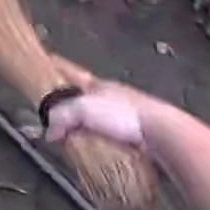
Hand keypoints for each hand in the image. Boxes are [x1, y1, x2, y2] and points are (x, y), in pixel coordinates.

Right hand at [44, 62, 169, 151]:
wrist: (161, 133)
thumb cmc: (123, 114)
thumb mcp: (83, 109)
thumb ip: (62, 116)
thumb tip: (50, 130)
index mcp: (95, 84)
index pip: (70, 71)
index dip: (58, 65)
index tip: (48, 60)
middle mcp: (108, 95)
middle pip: (80, 94)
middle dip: (67, 101)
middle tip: (53, 113)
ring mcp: (120, 113)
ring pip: (93, 115)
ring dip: (81, 124)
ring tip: (70, 137)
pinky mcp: (130, 133)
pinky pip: (105, 134)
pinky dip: (94, 139)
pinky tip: (91, 148)